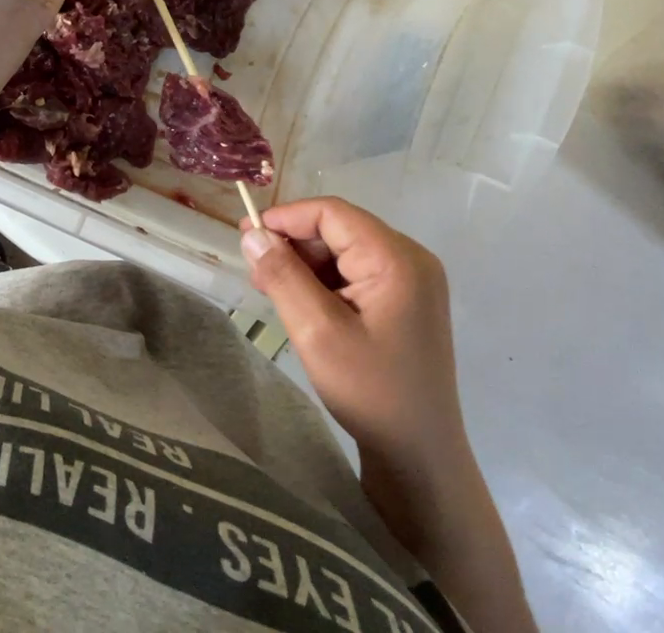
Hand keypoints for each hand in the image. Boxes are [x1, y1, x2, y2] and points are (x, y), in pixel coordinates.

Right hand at [241, 199, 464, 462]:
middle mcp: (410, 260)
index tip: (244, 238)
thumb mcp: (316, 330)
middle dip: (292, 243)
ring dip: (303, 263)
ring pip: (342, 250)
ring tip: (272, 291)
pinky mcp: (403, 302)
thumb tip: (251, 234)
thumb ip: (283, 275)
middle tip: (255, 273)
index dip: (285, 218)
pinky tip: (300, 305)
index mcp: (396, 260)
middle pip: (338, 228)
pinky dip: (321, 281)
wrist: (419, 450)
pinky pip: (354, 273)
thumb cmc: (370, 389)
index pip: (332, 213)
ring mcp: (410, 282)